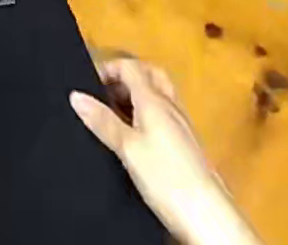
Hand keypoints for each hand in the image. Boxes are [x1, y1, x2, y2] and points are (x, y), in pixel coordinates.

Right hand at [71, 57, 261, 244]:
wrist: (211, 221)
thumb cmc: (167, 179)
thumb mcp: (127, 149)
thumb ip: (102, 121)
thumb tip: (76, 95)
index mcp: (155, 100)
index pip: (130, 66)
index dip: (108, 68)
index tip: (90, 86)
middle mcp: (171, 107)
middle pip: (150, 74)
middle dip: (127, 76)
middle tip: (108, 92)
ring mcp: (183, 127)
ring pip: (159, 95)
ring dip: (137, 96)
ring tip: (116, 114)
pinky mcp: (189, 147)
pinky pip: (165, 116)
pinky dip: (147, 115)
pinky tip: (136, 138)